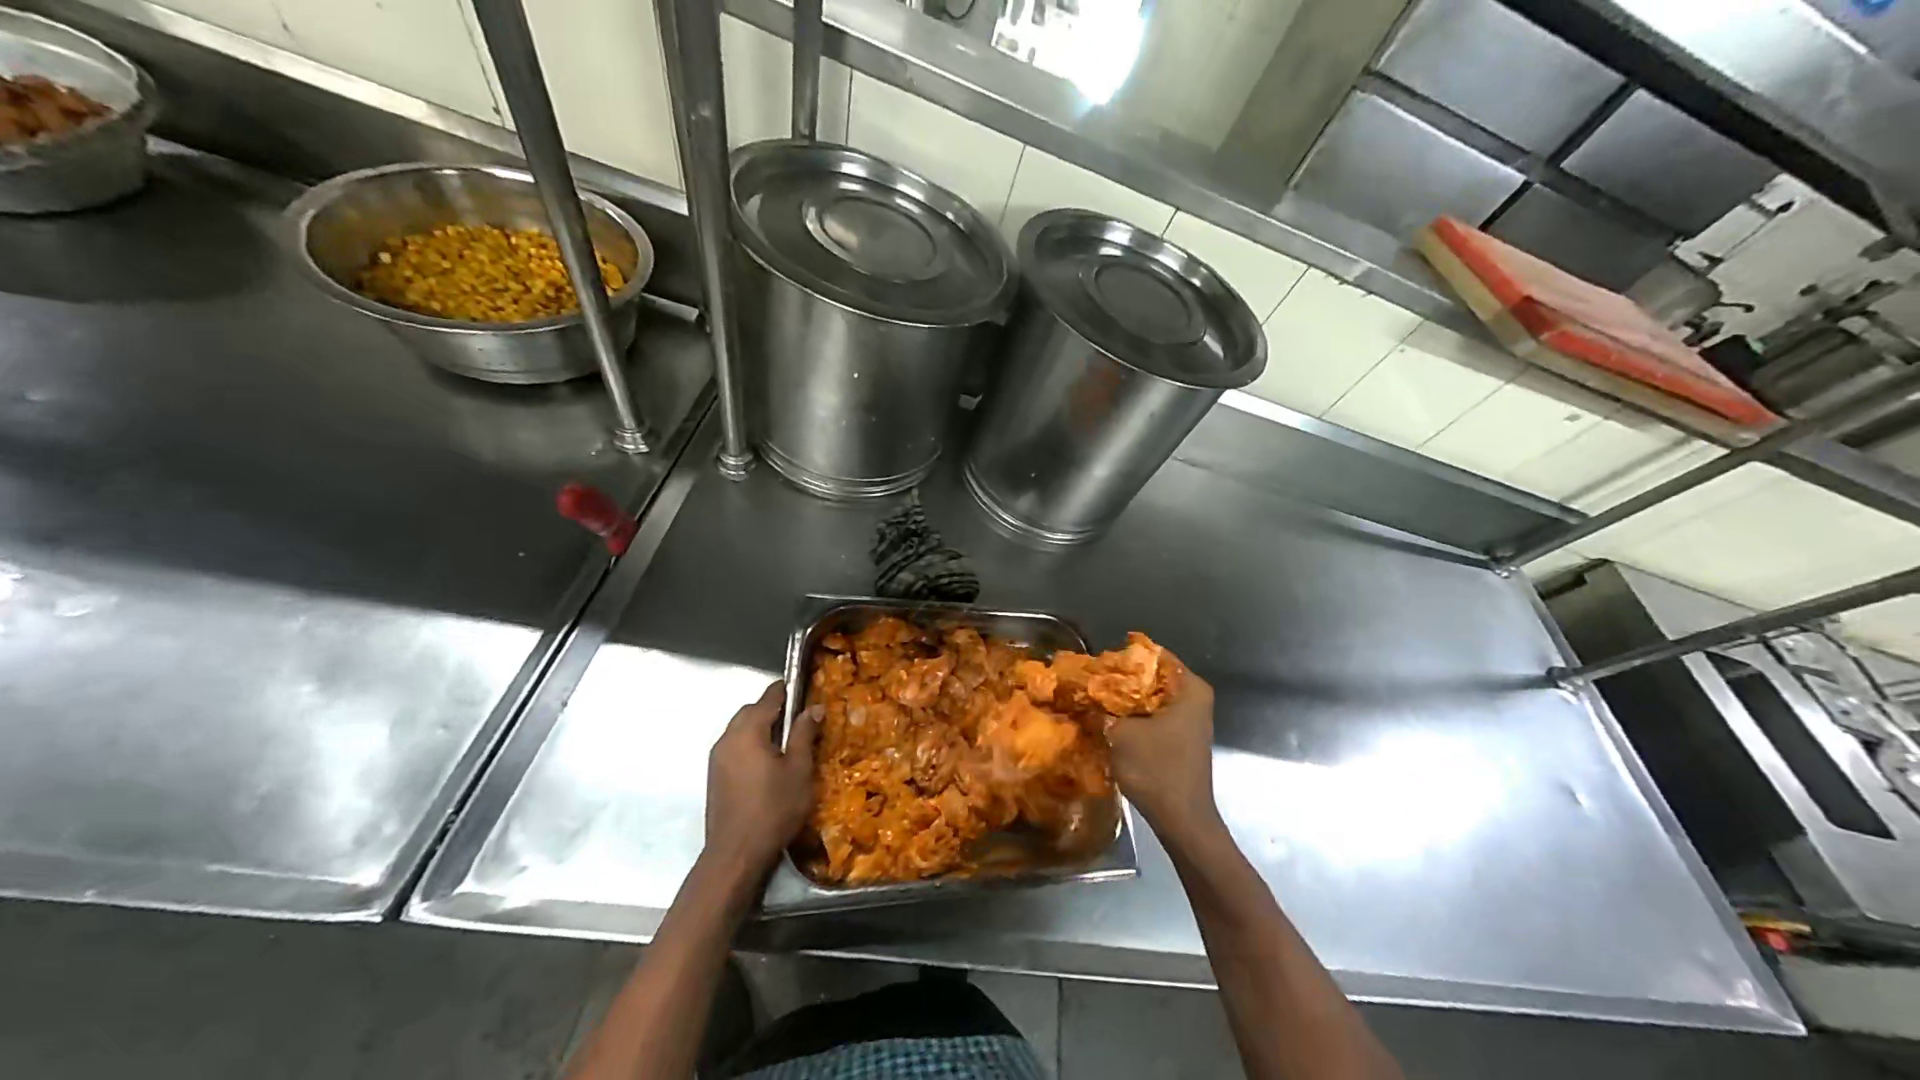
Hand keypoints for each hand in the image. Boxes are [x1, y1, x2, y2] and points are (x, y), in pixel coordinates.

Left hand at [704, 681, 817, 874]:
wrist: (736, 853)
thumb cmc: (774, 808)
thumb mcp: (799, 770)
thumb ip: (804, 734)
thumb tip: (813, 708)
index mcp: (748, 731)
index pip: (768, 698)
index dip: (786, 690)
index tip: (804, 689)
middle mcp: (727, 738)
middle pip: (750, 711)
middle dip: (772, 709)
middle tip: (798, 719)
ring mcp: (717, 757)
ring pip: (740, 729)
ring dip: (761, 727)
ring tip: (785, 742)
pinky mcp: (715, 775)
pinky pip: (734, 746)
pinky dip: (750, 744)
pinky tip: (767, 762)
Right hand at [1107, 657, 1219, 841]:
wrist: (1181, 819)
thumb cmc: (1156, 769)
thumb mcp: (1120, 733)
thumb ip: (1103, 705)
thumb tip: (1084, 689)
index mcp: (1189, 687)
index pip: (1151, 654)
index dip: (1121, 658)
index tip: (1095, 665)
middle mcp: (1194, 697)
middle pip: (1151, 675)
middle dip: (1120, 679)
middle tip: (1090, 682)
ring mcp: (1190, 718)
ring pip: (1150, 696)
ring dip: (1124, 699)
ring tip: (1095, 700)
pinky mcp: (1181, 736)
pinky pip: (1153, 714)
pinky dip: (1133, 715)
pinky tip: (1110, 721)